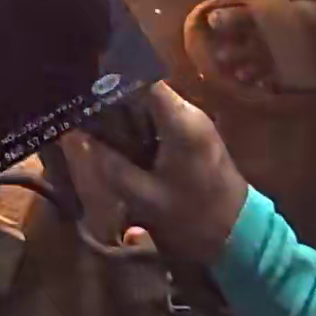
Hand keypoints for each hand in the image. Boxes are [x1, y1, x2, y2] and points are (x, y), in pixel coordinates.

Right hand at [60, 83, 247, 262]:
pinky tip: (116, 134)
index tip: (82, 79)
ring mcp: (193, 121)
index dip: (111, 74)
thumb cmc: (196, 217)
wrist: (243, 242)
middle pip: (142, 86)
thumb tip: (72, 135)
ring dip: (121, 108)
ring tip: (90, 118)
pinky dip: (134, 119)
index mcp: (180, 122)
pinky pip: (156, 113)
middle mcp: (189, 112)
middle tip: (79, 104)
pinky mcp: (192, 132)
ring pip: (147, 99)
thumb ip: (109, 164)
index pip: (142, 78)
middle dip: (110, 94)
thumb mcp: (145, 197)